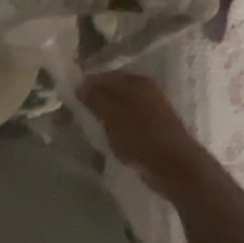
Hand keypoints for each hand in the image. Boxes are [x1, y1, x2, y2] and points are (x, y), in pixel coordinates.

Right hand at [77, 71, 211, 198]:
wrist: (174, 165)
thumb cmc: (141, 137)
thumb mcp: (113, 117)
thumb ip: (95, 99)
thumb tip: (80, 84)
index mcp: (136, 82)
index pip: (103, 76)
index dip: (86, 86)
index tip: (69, 99)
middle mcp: (145, 90)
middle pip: (112, 90)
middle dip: (95, 100)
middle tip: (77, 113)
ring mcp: (150, 108)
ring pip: (119, 106)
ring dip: (105, 115)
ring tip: (91, 126)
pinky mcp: (152, 126)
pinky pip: (127, 120)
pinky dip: (116, 126)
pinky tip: (108, 136)